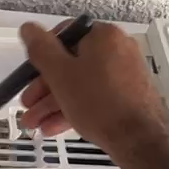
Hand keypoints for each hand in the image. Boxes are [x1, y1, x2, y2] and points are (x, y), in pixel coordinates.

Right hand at [17, 22, 168, 155]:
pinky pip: (96, 97)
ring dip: (55, 102)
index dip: (42, 55)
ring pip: (81, 84)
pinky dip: (75, 108)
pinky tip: (56, 125)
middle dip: (45, 88)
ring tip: (36, 122)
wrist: (139, 139)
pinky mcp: (128, 96)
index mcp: (104, 36)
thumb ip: (41, 49)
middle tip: (29, 104)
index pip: (64, 36)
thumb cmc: (102, 104)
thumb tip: (29, 29)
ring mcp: (125, 74)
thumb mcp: (60, 74)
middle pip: (71, 64)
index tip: (30, 72)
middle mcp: (118, 50)